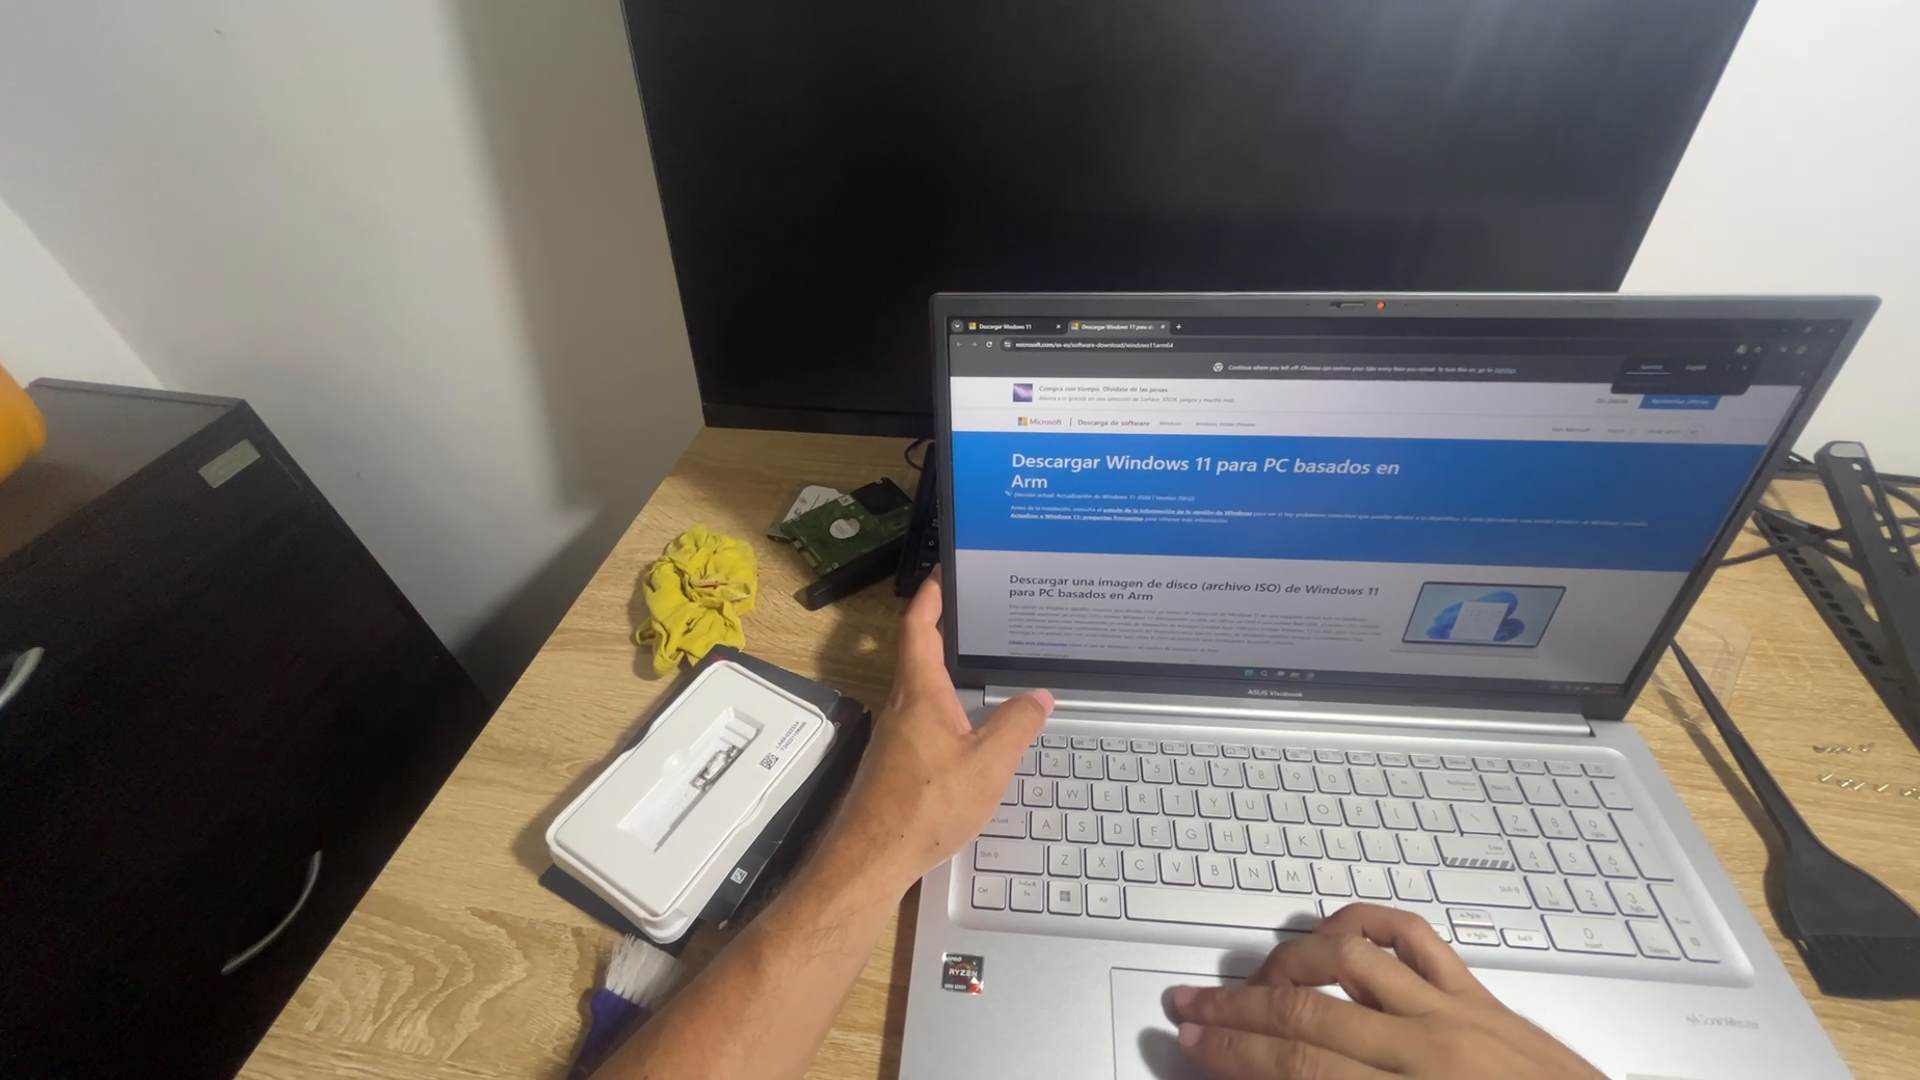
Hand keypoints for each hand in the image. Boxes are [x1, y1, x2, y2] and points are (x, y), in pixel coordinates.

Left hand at [813, 570, 1053, 899]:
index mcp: (920, 692)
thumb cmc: (925, 806)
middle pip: (917, 649)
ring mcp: (895, 731)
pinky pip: (921, 711)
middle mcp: (902, 704)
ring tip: (975, 655)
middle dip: (941, 623)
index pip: (920, 627)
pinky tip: (965, 717)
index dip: (931, 594)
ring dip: (942, 661)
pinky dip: (943, 697)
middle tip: (970, 606)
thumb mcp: (987, 764)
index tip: (942, 571)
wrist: (871, 858)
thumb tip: (1039, 696)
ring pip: (919, 682)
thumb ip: (1016, 725)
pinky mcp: (896, 757)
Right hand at [1171, 904, 1604, 1079]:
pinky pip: (1411, 933)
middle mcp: (1432, 1051)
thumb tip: (1280, 1078)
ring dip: (1282, 961)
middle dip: (1234, 1009)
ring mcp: (1459, 1013)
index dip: (1233, 1053)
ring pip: (1343, 955)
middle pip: (1304, 1011)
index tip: (1190, 1042)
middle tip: (1188, 1004)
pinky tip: (1329, 932)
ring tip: (1251, 976)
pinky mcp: (1483, 994)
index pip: (1299, 1066)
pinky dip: (1360, 921)